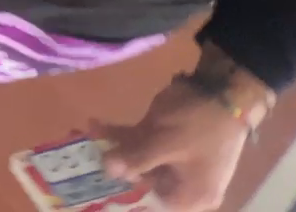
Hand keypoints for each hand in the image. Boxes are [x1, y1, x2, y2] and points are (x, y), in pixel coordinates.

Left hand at [95, 57, 271, 211]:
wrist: (216, 95)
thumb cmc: (198, 126)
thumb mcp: (166, 144)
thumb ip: (137, 159)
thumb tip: (108, 172)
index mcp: (191, 194)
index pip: (155, 204)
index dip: (128, 196)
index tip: (97, 185)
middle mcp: (181, 181)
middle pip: (142, 180)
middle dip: (112, 166)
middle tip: (80, 155)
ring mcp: (171, 160)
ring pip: (136, 158)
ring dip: (110, 147)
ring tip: (81, 134)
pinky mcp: (162, 140)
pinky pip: (138, 142)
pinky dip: (118, 134)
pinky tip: (95, 124)